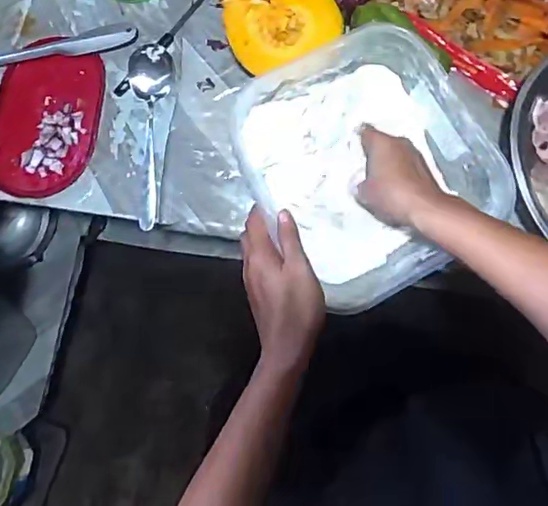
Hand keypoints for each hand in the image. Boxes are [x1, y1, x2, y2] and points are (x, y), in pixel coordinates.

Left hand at [242, 207, 323, 372]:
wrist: (285, 350)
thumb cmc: (297, 307)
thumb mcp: (300, 269)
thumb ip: (290, 240)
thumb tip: (281, 213)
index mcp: (259, 256)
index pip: (253, 223)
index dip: (260, 209)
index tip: (272, 197)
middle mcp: (249, 265)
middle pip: (248, 235)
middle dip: (259, 222)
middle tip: (278, 213)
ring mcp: (250, 281)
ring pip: (250, 250)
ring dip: (260, 238)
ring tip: (279, 232)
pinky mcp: (256, 293)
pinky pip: (254, 263)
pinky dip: (262, 252)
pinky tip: (277, 258)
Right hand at [355, 125, 459, 229]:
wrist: (427, 208)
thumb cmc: (390, 195)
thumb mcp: (365, 194)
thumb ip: (360, 184)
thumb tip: (362, 184)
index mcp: (380, 141)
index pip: (364, 132)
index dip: (357, 140)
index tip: (353, 152)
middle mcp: (398, 140)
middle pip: (381, 141)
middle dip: (374, 152)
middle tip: (365, 167)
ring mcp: (414, 152)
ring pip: (396, 152)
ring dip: (389, 161)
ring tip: (381, 178)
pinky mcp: (426, 165)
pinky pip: (407, 163)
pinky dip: (401, 170)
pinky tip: (397, 185)